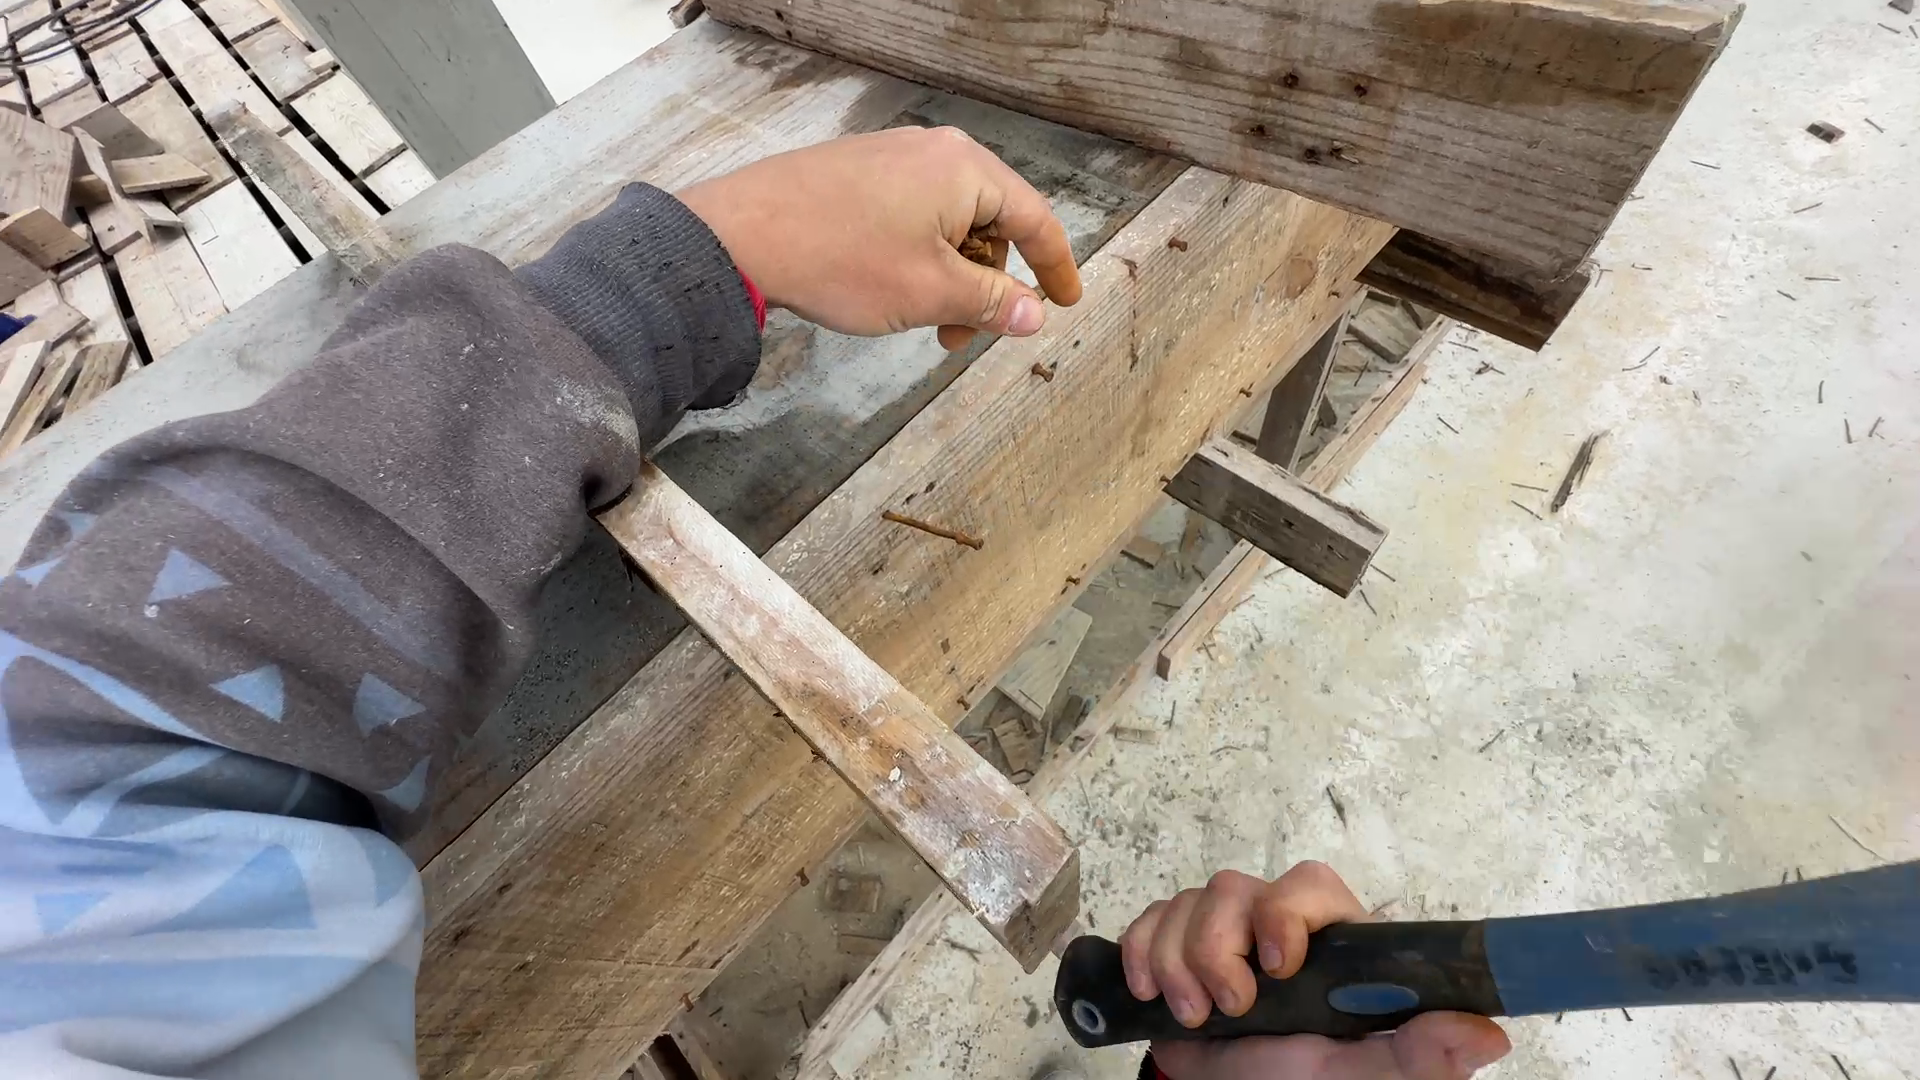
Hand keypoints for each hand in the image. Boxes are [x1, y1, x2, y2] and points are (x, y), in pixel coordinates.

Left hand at [675, 126, 1080, 350]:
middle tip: (965, 339)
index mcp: (965, 170)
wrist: (744, 237)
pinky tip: (899, 297)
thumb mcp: (931, 292)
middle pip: (990, 227)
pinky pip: (915, 224)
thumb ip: (992, 302)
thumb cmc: (847, 262)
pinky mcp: (862, 179)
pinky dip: (923, 266)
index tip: (1067, 303)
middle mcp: (935, 154)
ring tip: (929, 329)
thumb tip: (1037, 315)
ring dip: (952, 285)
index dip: (1055, 266)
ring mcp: (894, 163)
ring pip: (950, 231)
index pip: (1033, 219)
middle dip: (987, 288)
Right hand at [1120, 862, 1510, 1079]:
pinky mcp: (1172, 934)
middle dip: (1216, 947)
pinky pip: (1148, 918)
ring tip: (1191, 1017)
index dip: (1286, 909)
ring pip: (1186, 901)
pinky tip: (1146, 993)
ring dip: (1176, 962)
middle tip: (1226, 1007)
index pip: (1310, 884)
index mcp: (1327, 941)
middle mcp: (1270, 919)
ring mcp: (1217, 924)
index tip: (1277, 963)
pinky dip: (1141, 952)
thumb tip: (1488, 1029)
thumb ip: (1415, 1056)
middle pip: (1233, 887)